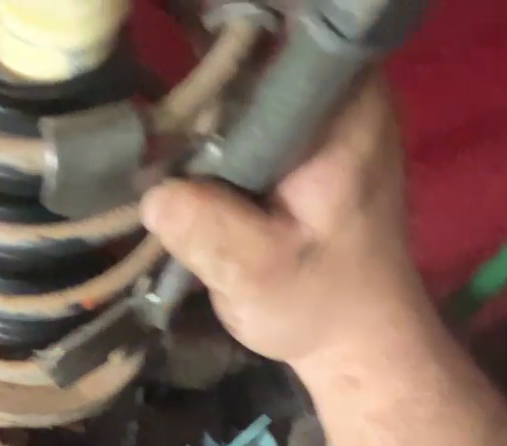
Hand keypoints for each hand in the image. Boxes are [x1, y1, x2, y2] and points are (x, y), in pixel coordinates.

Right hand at [141, 78, 438, 378]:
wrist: (353, 335)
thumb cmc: (316, 302)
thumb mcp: (256, 272)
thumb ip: (207, 229)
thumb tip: (153, 195)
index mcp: (343, 109)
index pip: (271, 48)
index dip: (214, 72)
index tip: (172, 115)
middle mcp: (341, 95)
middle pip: (253, 67)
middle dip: (202, 106)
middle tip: (159, 154)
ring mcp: (324, 118)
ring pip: (246, 96)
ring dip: (202, 130)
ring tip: (166, 168)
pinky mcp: (306, 146)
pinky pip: (249, 125)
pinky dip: (216, 149)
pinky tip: (192, 180)